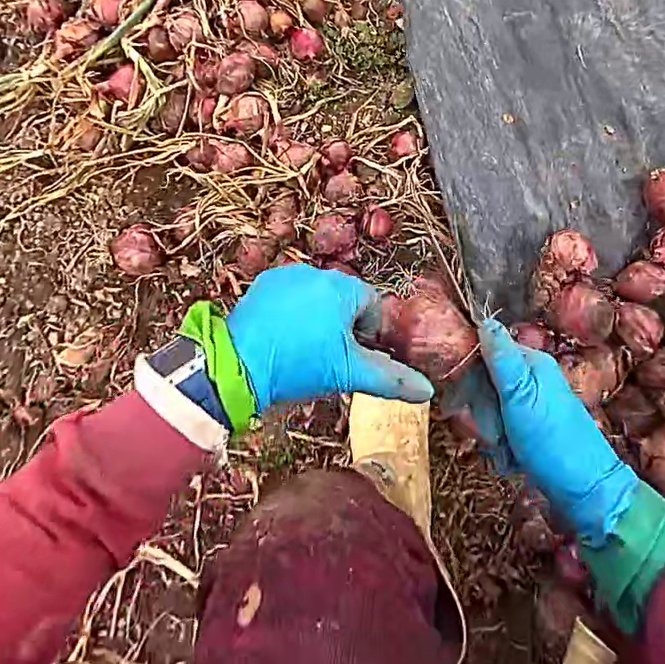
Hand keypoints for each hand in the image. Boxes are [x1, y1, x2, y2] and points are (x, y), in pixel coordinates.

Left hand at [228, 264, 434, 412]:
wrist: (237, 367)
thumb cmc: (299, 366)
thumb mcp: (349, 374)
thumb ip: (391, 379)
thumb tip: (427, 390)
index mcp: (344, 288)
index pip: (372, 306)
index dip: (367, 335)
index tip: (352, 357)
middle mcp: (318, 273)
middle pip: (346, 300)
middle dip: (343, 326)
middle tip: (328, 357)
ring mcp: (289, 275)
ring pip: (319, 297)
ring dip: (319, 318)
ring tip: (304, 349)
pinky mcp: (266, 283)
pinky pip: (292, 294)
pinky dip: (293, 311)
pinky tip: (284, 337)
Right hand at [476, 319, 638, 541]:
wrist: (587, 491)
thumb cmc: (552, 441)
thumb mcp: (520, 396)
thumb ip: (501, 358)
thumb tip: (484, 319)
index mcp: (532, 363)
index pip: (486, 352)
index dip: (472, 377)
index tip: (465, 402)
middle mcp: (533, 379)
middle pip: (486, 385)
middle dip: (483, 414)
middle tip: (495, 434)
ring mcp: (533, 405)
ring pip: (492, 412)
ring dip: (493, 436)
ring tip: (507, 452)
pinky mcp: (533, 430)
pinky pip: (504, 433)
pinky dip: (504, 449)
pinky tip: (512, 462)